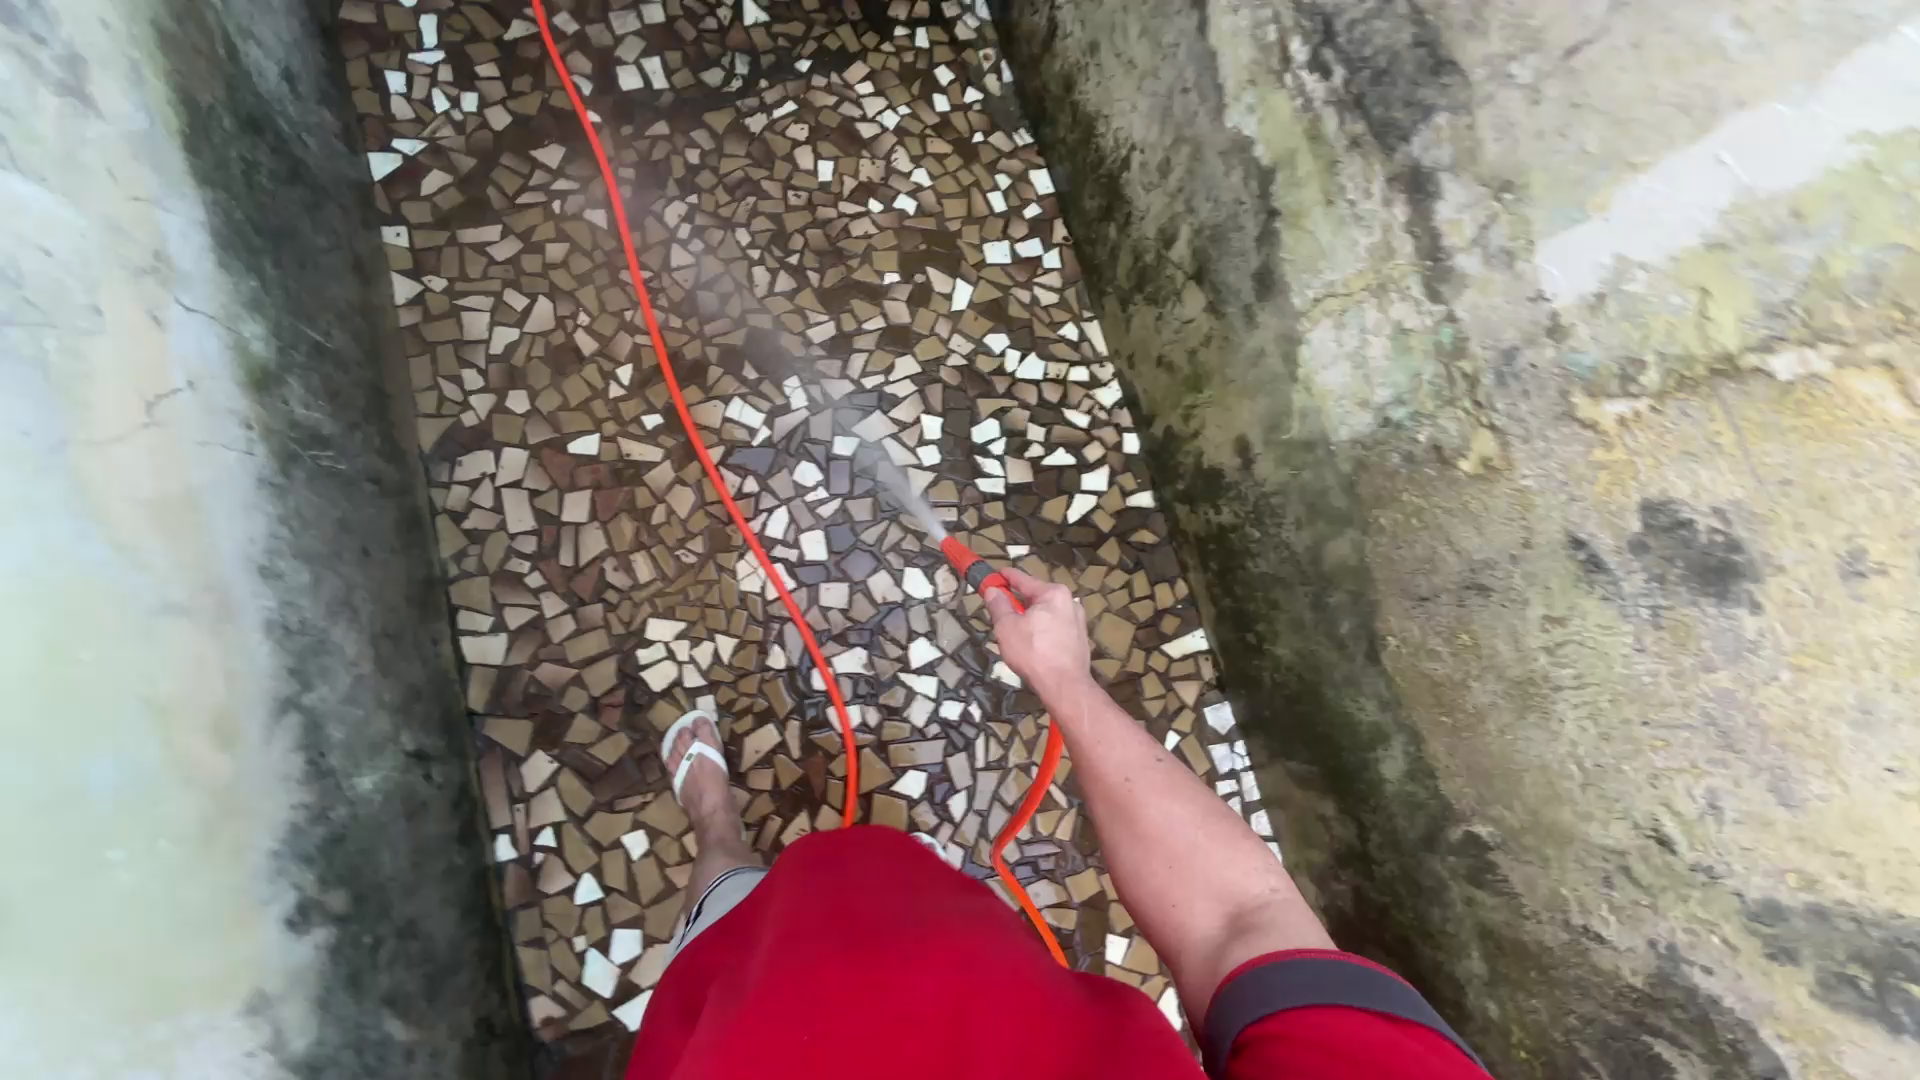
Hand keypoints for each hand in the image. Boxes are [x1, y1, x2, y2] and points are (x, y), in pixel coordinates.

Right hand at [982, 566, 1092, 696]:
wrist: (1065, 686)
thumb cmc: (1033, 652)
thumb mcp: (1007, 627)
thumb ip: (998, 605)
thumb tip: (993, 590)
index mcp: (1052, 593)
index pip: (1022, 579)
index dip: (1004, 576)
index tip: (993, 574)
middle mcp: (1069, 601)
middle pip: (1036, 596)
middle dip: (1018, 602)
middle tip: (1001, 611)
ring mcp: (1078, 620)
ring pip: (1046, 613)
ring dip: (1030, 618)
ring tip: (1015, 633)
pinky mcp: (1080, 638)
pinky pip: (1055, 627)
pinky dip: (1042, 630)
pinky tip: (1033, 645)